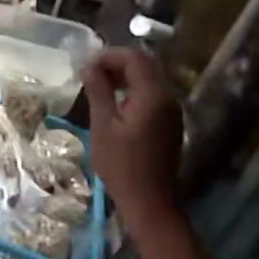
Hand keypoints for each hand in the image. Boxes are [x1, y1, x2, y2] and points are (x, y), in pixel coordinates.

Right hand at [81, 48, 183, 223]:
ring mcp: (172, 111)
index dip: (109, 56)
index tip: (86, 67)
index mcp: (153, 95)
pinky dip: (134, 91)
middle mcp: (168, 97)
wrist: (150, 201)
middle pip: (145, 65)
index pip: (134, 58)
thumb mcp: (103, 127)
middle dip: (118, 64)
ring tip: (99, 88)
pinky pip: (153, 96)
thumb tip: (89, 67)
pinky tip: (116, 105)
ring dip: (126, 77)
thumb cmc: (122, 166)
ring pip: (150, 80)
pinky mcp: (170, 124)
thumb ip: (98, 92)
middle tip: (91, 74)